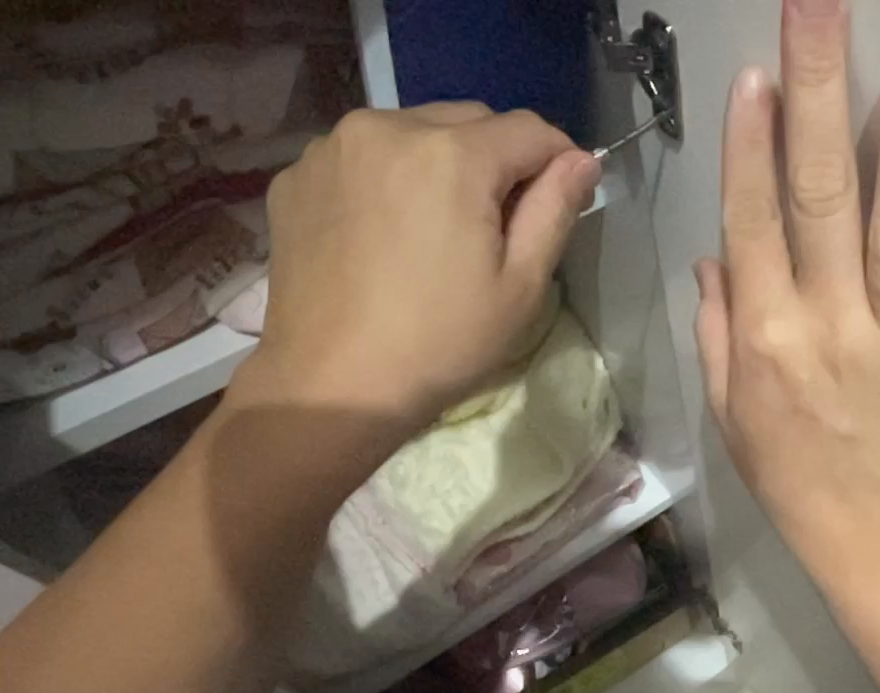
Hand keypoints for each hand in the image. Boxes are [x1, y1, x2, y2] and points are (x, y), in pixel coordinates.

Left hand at [235, 104, 599, 432]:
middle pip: (469, 121)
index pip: (528, 129)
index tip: (565, 198)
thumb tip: (581, 159)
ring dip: (443, 165)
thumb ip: (555, 210)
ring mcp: (332, 148)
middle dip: (499, 160)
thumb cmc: (443, 342)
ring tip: (441, 231)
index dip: (559, 158)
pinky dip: (391, 180)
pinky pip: (365, 158)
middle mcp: (386, 128)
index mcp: (451, 155)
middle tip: (502, 226)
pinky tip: (390, 237)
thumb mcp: (521, 286)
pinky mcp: (297, 176)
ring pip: (414, 133)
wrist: (334, 384)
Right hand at [694, 4, 879, 571]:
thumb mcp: (725, 407)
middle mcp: (823, 325)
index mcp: (762, 336)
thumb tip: (713, 251)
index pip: (752, 222)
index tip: (758, 69)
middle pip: (819, 198)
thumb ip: (713, 326)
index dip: (751, 145)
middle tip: (821, 4)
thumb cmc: (784, 471)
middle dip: (818, 93)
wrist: (855, 535)